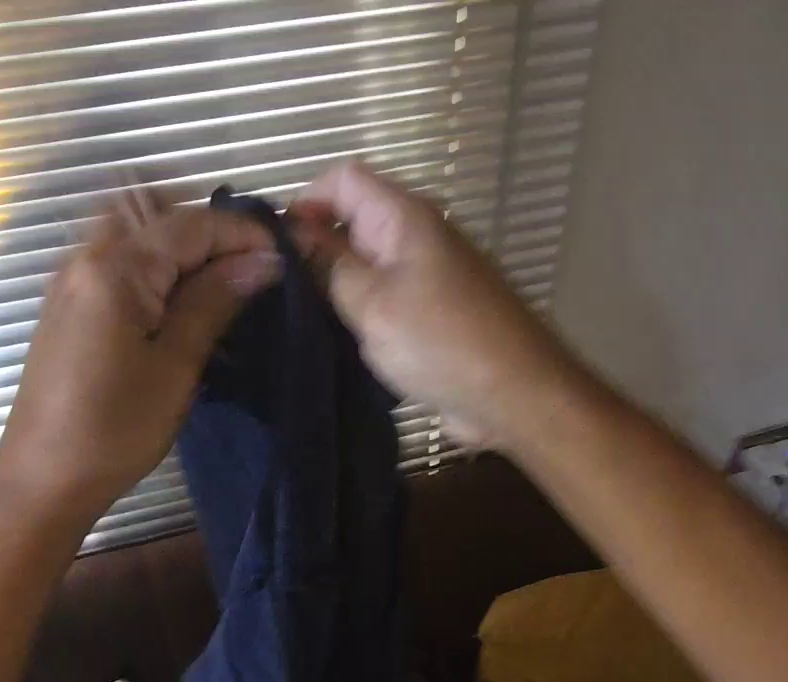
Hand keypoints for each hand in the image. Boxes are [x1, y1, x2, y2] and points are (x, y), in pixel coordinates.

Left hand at [0, 190, 278, 520]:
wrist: (44, 478)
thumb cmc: (115, 429)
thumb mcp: (175, 367)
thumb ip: (214, 303)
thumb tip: (263, 261)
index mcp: (115, 268)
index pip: (190, 224)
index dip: (242, 234)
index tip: (285, 259)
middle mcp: (85, 258)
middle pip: (155, 214)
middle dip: (207, 230)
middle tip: (248, 269)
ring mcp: (69, 280)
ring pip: (131, 233)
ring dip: (178, 246)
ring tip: (218, 285)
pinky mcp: (66, 306)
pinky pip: (114, 259)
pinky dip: (151, 264)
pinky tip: (177, 302)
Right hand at [293, 162, 574, 446]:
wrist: (514, 396)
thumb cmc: (442, 343)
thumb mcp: (371, 303)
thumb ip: (327, 265)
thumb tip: (289, 234)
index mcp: (404, 217)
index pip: (341, 179)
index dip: (303, 203)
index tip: (274, 250)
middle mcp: (415, 236)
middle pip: (350, 221)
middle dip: (312, 249)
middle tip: (277, 292)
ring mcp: (424, 277)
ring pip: (363, 265)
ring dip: (332, 288)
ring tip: (297, 319)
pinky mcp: (428, 314)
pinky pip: (381, 299)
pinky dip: (356, 313)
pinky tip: (332, 341)